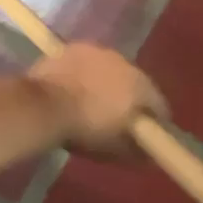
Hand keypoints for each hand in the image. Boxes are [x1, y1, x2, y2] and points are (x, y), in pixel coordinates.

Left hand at [28, 42, 167, 160]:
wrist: (43, 106)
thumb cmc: (86, 129)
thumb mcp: (117, 150)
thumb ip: (140, 151)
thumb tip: (151, 155)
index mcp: (141, 86)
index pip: (159, 105)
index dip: (154, 121)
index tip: (146, 134)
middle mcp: (124, 62)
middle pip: (135, 82)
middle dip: (130, 97)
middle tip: (118, 116)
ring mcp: (97, 51)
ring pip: (111, 69)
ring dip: (108, 81)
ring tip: (94, 99)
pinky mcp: (73, 47)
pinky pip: (88, 62)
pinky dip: (86, 72)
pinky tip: (76, 85)